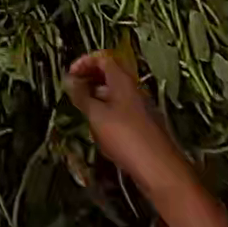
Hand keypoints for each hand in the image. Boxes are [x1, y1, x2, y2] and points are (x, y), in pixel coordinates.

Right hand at [66, 51, 187, 185]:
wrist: (159, 169)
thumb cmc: (126, 136)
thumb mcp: (97, 115)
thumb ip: (81, 95)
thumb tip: (68, 79)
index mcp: (122, 79)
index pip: (101, 57)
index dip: (84, 62)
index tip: (70, 75)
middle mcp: (132, 88)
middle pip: (107, 74)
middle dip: (88, 80)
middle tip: (73, 92)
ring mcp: (138, 106)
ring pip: (113, 93)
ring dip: (96, 98)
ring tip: (83, 112)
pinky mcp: (141, 124)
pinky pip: (119, 110)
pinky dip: (106, 113)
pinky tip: (99, 132)